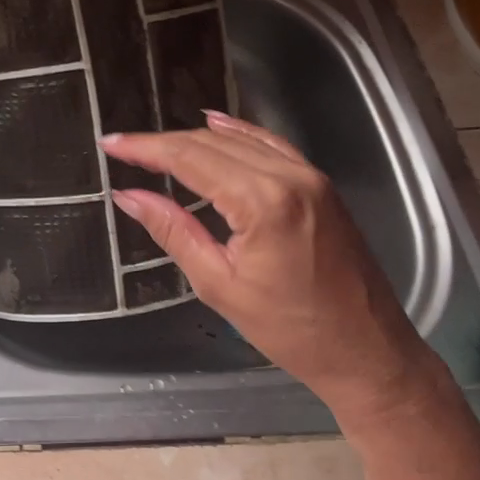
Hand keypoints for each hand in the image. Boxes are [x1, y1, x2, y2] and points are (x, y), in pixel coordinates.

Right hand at [100, 112, 434, 419]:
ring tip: (153, 145)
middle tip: (121, 146)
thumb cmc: (290, 329)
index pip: (189, 159)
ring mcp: (311, 179)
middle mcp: (290, 178)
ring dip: (193, 140)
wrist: (369, 354)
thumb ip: (173, 230)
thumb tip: (128, 195)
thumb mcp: (218, 284)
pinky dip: (237, 134)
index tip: (110, 144)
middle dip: (163, 143)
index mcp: (263, 202)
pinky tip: (214, 126)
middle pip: (211, 144)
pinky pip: (271, 146)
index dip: (145, 148)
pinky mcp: (322, 187)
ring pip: (239, 141)